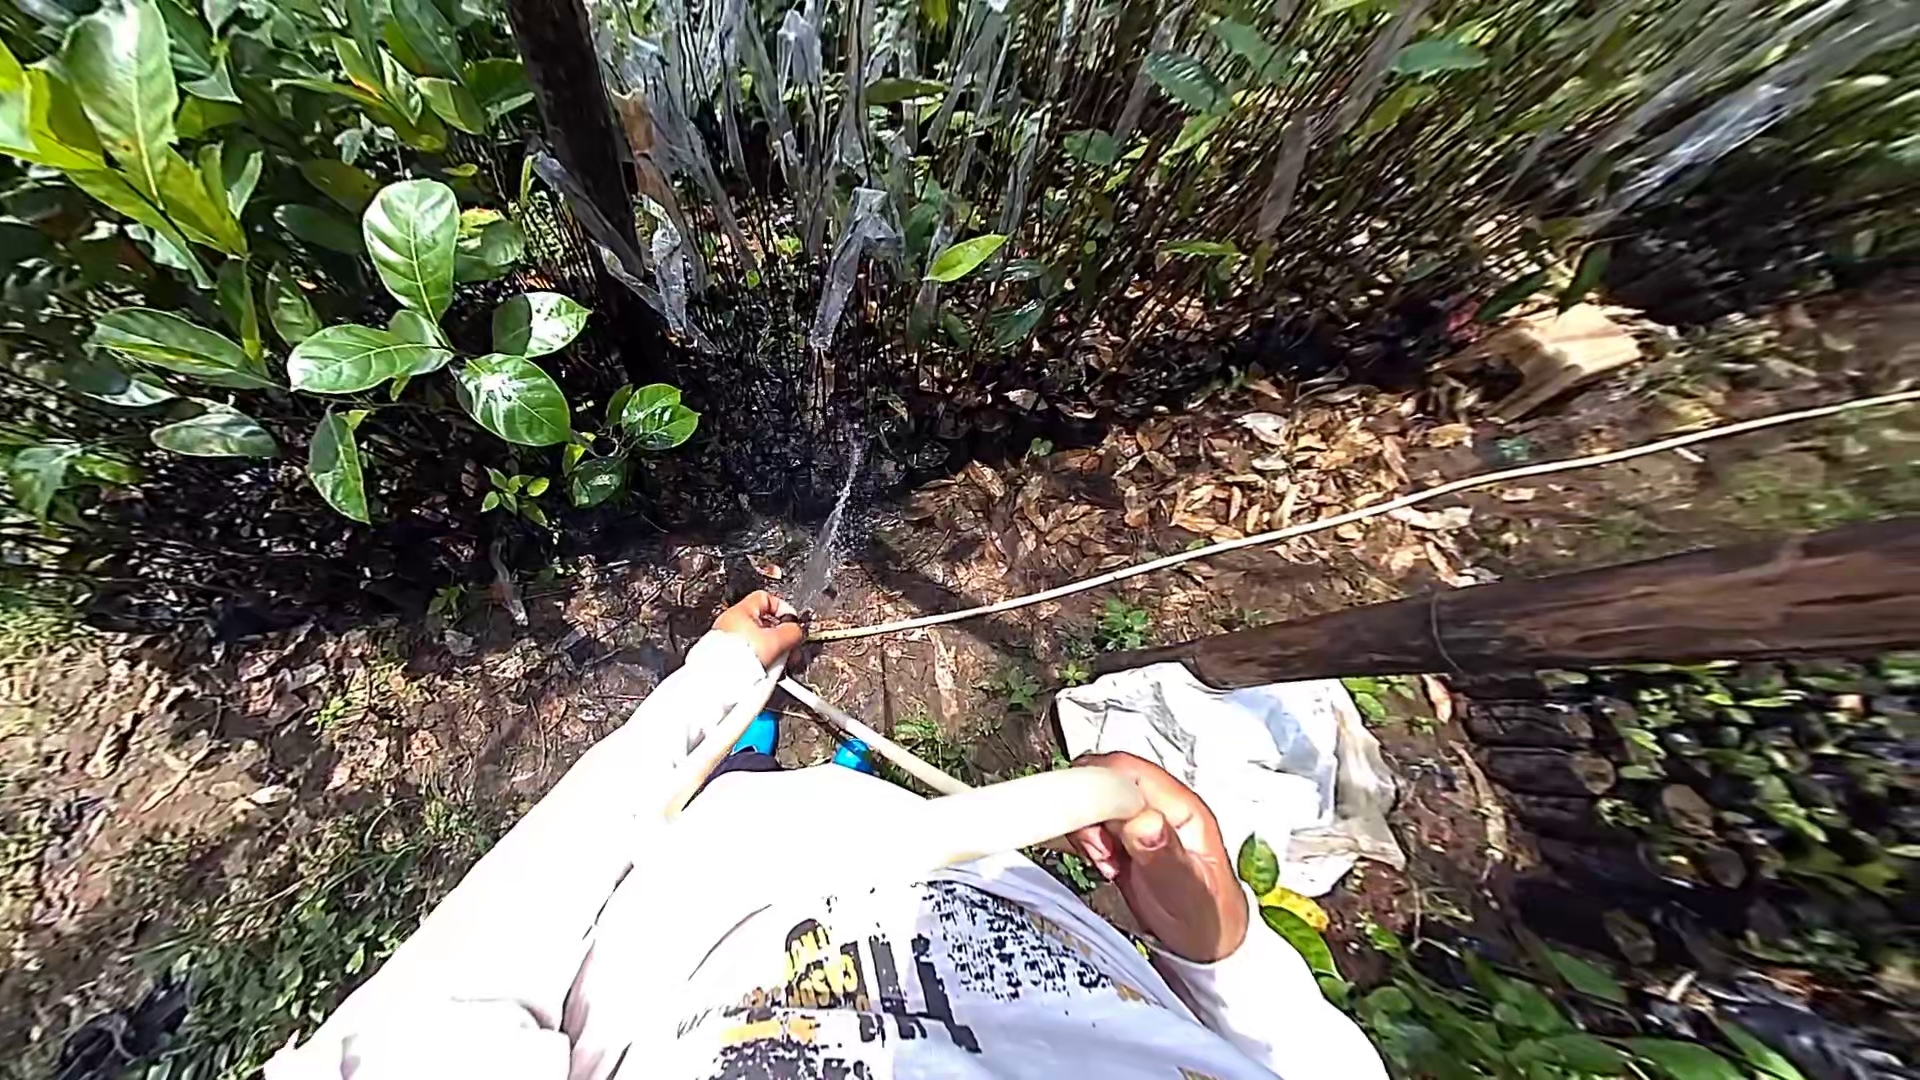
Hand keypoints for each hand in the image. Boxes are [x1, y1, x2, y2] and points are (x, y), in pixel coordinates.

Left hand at [713, 590, 805, 667]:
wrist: (717, 685)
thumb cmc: (739, 659)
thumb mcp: (776, 641)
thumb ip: (792, 631)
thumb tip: (797, 631)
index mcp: (740, 612)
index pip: (766, 598)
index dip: (783, 609)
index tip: (792, 623)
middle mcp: (730, 624)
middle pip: (764, 624)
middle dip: (780, 637)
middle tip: (788, 649)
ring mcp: (726, 642)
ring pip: (758, 642)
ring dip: (772, 652)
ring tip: (778, 665)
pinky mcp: (725, 659)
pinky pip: (749, 656)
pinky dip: (760, 662)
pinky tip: (766, 672)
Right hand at [1067, 751, 1248, 962]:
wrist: (1206, 945)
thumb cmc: (1208, 921)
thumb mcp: (1190, 896)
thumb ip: (1166, 858)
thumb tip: (1144, 819)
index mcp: (1180, 805)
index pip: (1126, 770)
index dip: (1100, 790)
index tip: (1092, 825)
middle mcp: (1158, 802)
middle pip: (1103, 777)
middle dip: (1089, 809)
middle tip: (1100, 849)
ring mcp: (1139, 815)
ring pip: (1093, 795)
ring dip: (1087, 827)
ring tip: (1106, 859)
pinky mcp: (1123, 831)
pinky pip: (1091, 818)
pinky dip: (1086, 838)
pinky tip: (1104, 862)